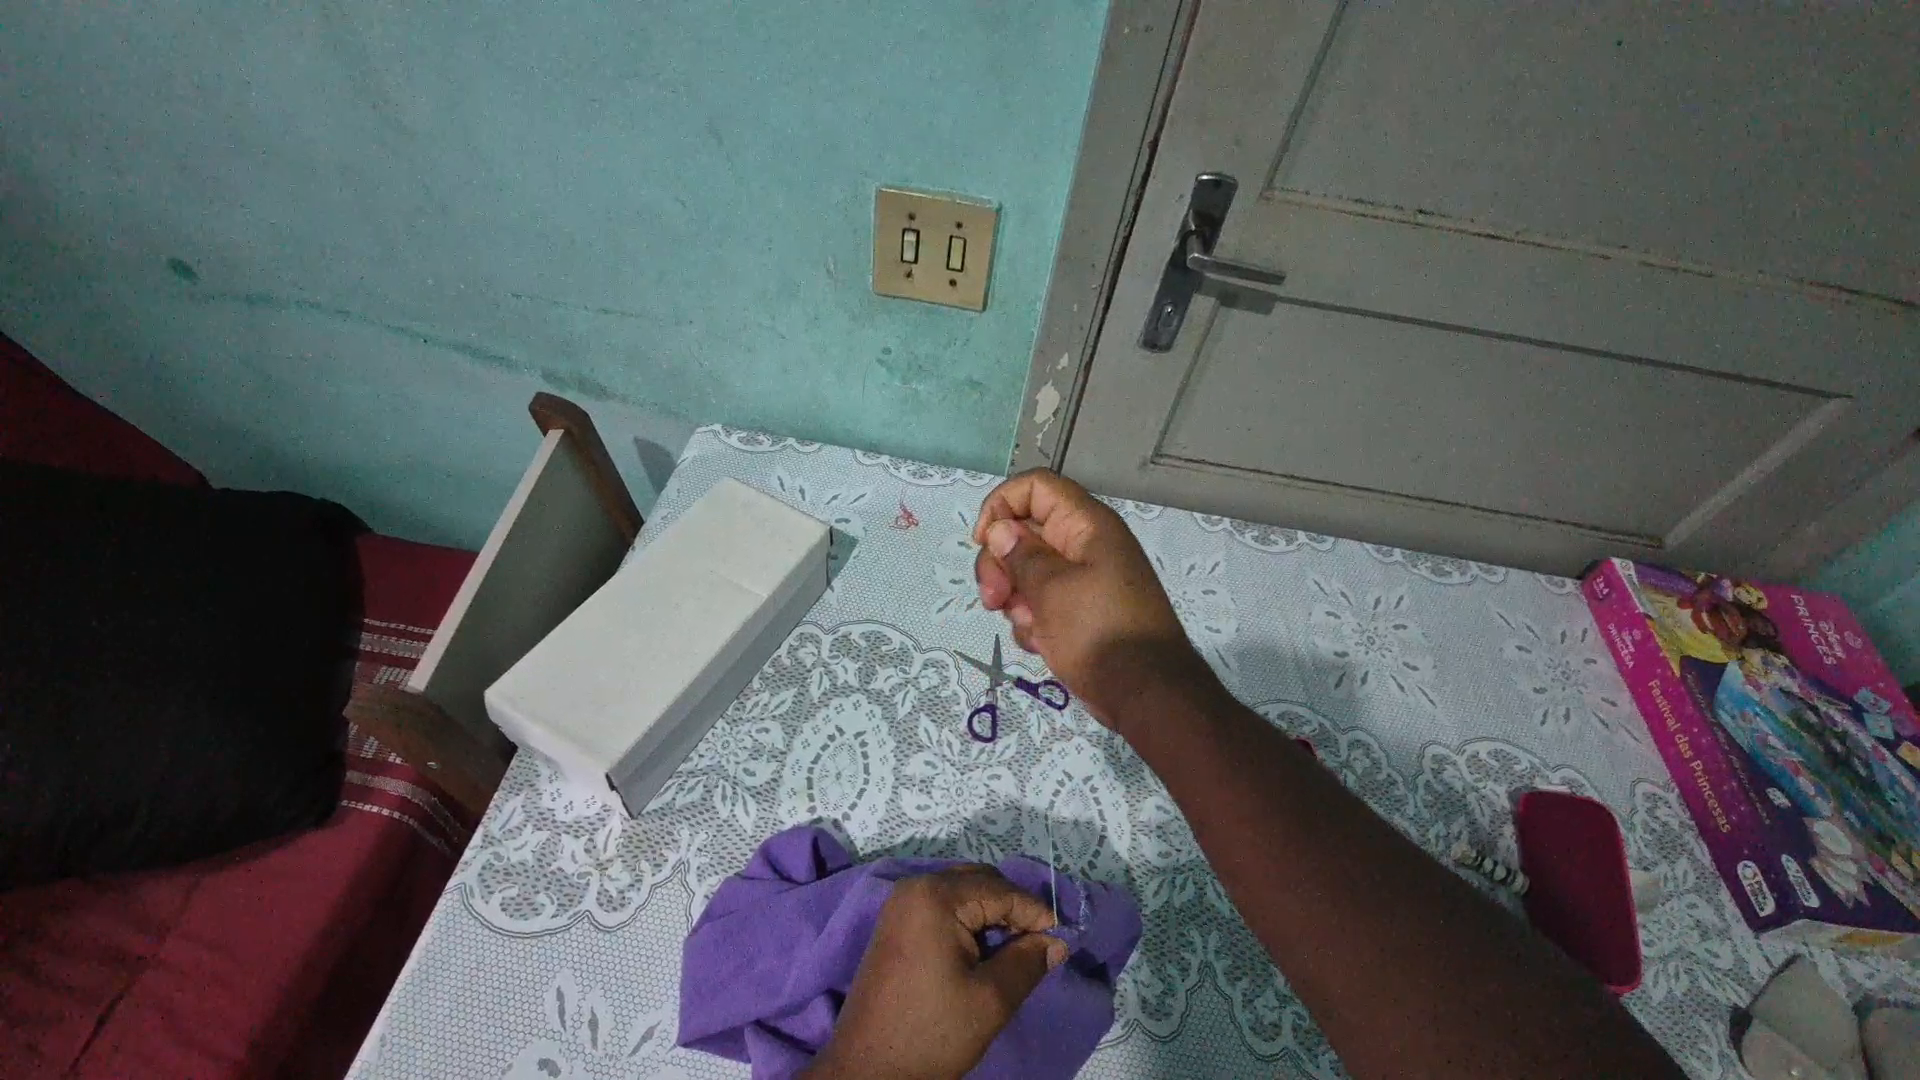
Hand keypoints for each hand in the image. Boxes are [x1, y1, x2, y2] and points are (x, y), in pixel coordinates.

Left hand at [804, 866, 1066, 1079]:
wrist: (867, 1070)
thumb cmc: (931, 1032)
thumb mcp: (990, 1000)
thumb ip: (1027, 962)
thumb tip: (1057, 941)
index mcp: (936, 896)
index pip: (1000, 890)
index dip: (1035, 913)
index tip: (1060, 939)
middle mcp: (916, 886)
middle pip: (980, 880)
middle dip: (1012, 909)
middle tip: (1036, 945)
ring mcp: (902, 903)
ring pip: (963, 891)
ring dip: (991, 914)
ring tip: (1014, 952)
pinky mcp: (896, 923)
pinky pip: (943, 906)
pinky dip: (969, 921)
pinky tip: (983, 951)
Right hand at [972, 470, 1209, 723]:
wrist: (1145, 695)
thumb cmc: (1099, 633)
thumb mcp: (1052, 590)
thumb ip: (1020, 555)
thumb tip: (1000, 529)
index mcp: (1086, 526)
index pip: (1036, 487)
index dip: (1002, 505)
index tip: (983, 542)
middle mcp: (1084, 546)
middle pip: (1024, 532)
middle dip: (1000, 564)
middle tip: (992, 599)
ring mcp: (1081, 581)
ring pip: (1026, 572)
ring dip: (1014, 598)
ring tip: (1027, 626)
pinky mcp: (1078, 613)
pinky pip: (1040, 604)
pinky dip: (1032, 621)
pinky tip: (1040, 643)